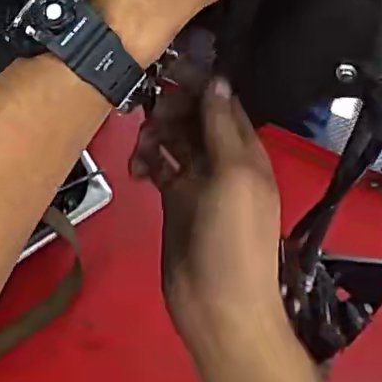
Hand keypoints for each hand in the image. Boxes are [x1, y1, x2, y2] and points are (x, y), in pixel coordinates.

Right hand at [132, 74, 315, 381]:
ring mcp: (196, 178)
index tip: (167, 71)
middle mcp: (221, 159)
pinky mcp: (174, 197)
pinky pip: (157, 163)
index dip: (196, 84)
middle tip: (152, 121)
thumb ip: (222, 126)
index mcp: (243, 150)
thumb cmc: (234, 240)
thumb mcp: (234, 176)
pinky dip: (145, 159)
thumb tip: (218, 80)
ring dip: (153, 134)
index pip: (220, 101)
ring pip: (172, 136)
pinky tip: (138, 170)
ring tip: (142, 151)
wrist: (219, 310)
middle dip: (170, 110)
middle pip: (192, 116)